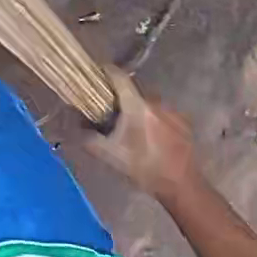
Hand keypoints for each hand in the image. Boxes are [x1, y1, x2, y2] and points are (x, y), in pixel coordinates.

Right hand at [85, 68, 202, 203]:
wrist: (182, 186)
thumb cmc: (144, 168)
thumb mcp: (110, 155)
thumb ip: (88, 138)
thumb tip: (73, 126)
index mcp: (136, 105)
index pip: (119, 76)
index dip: (106, 71)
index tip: (95, 75)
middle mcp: (155, 101)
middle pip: (132, 91)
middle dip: (120, 98)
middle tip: (110, 114)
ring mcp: (172, 110)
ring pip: (147, 102)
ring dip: (137, 110)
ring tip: (131, 130)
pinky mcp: (183, 120)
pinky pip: (161, 112)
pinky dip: (152, 119)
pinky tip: (151, 139)